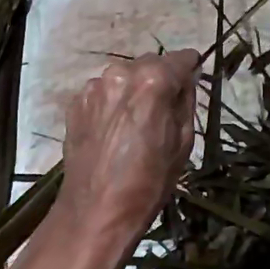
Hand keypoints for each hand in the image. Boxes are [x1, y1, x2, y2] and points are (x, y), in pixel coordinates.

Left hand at [54, 50, 198, 259]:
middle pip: (149, 64)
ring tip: (135, 123)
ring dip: (133, 90)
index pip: (180, 59)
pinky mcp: (76, 102)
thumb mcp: (183, 142)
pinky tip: (113, 130)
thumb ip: (185, 101)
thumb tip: (187, 77)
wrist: (96, 210)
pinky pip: (103, 92)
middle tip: (163, 109)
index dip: (190, 68)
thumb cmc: (149, 182)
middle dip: (160, 80)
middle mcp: (120, 73)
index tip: (193, 77)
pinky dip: (112, 103)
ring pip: (124, 77)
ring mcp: (94, 87)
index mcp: (153, 81)